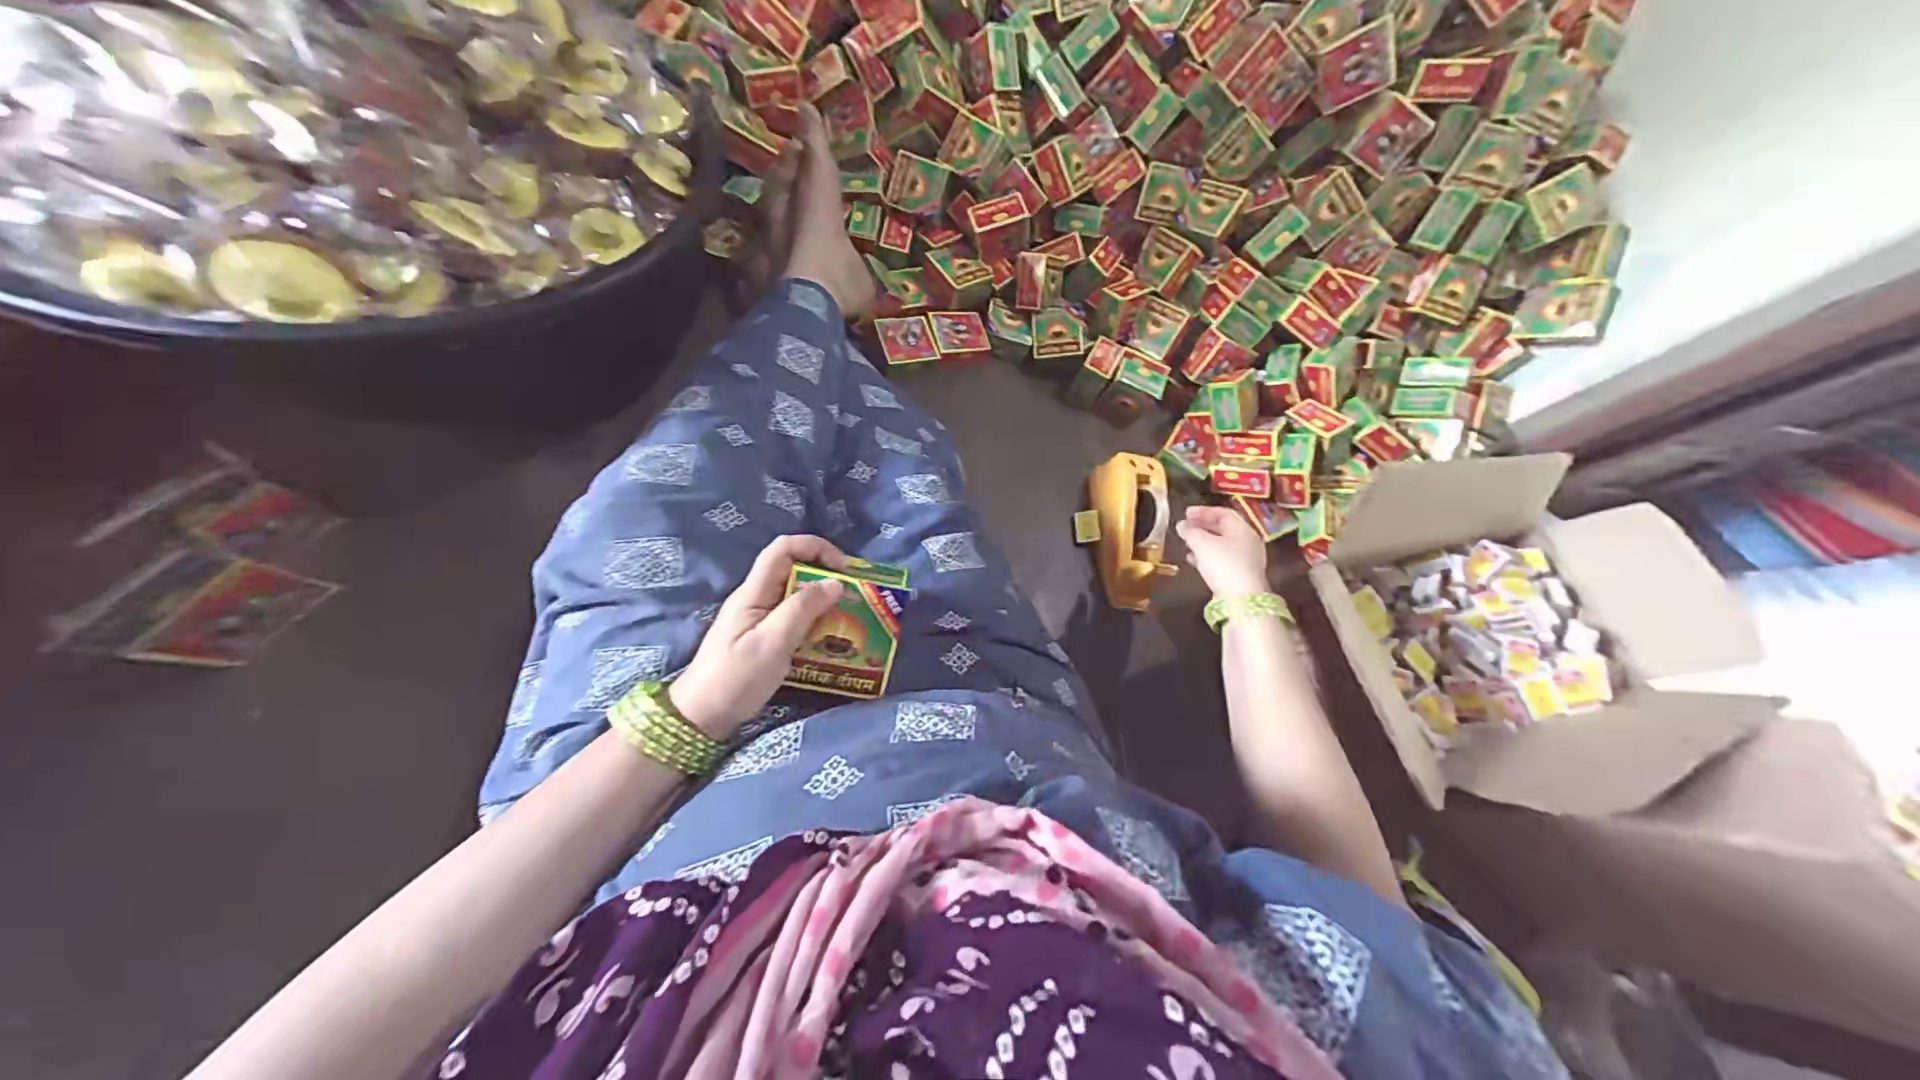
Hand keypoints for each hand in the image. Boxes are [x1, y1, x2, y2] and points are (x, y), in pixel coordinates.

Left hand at [669, 535, 848, 738]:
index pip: (784, 549)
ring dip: (823, 601)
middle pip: (793, 569)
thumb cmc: (735, 679)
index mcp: (753, 592)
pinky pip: (793, 618)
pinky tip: (830, 638)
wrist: (701, 717)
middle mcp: (756, 598)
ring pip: (796, 595)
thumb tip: (836, 583)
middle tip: (855, 596)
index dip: (816, 548)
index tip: (845, 569)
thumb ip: (803, 609)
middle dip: (826, 576)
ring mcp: (758, 618)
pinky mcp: (763, 637)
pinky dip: (814, 621)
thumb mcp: (773, 643)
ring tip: (849, 618)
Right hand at [1176, 505, 1269, 598]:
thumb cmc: (1223, 564)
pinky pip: (1221, 560)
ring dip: (1203, 541)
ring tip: (1187, 541)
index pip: (1224, 513)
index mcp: (1243, 530)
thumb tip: (1182, 525)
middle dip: (1203, 526)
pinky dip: (1207, 556)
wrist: (1240, 599)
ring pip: (1222, 545)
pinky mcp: (1239, 575)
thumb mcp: (1202, 543)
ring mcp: (1246, 560)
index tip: (1186, 513)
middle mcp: (1248, 542)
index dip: (1203, 511)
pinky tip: (1194, 560)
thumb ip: (1190, 532)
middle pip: (1224, 528)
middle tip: (1186, 526)